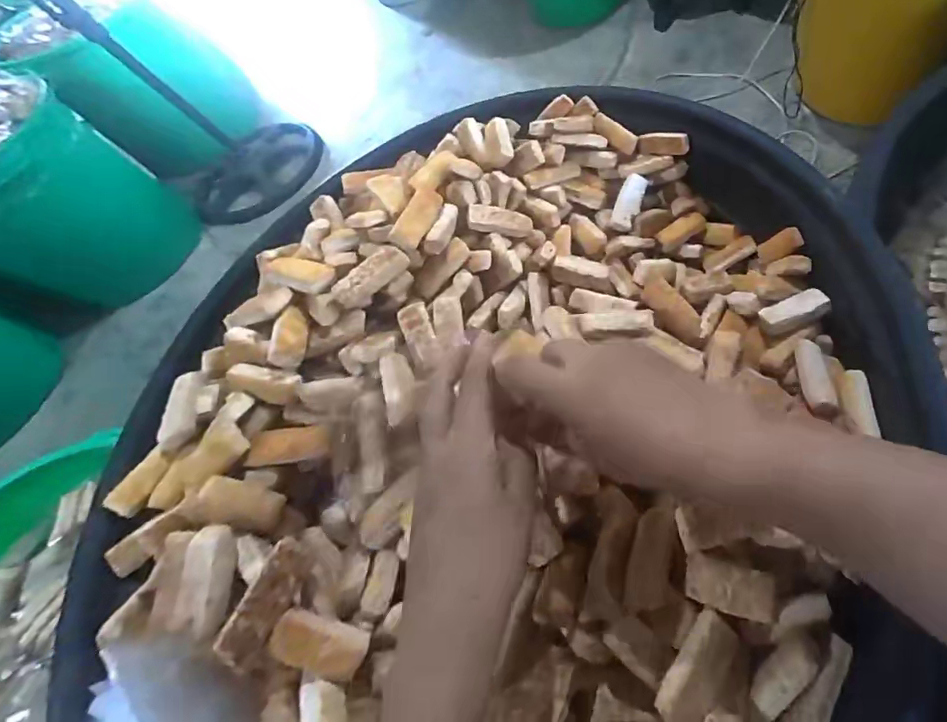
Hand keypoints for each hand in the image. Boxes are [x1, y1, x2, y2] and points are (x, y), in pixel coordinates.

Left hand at [408, 332, 537, 614]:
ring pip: (431, 417)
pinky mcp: (425, 494)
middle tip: (464, 339)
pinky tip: (465, 425)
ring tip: (461, 372)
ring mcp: (427, 474)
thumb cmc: (494, 554)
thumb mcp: (521, 500)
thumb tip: (511, 435)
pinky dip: (445, 417)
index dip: (481, 358)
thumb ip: (517, 458)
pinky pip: (434, 439)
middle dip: (450, 364)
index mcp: (466, 446)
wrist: (449, 614)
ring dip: (444, 388)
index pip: (473, 389)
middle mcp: (439, 452)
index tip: (490, 332)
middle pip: (438, 396)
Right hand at [494, 340, 787, 501]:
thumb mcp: (593, 454)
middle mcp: (585, 355)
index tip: (511, 404)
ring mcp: (616, 346)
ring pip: (580, 350)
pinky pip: (608, 352)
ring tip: (592, 405)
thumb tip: (538, 422)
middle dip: (543, 373)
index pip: (515, 367)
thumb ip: (558, 432)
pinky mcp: (642, 346)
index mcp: (565, 386)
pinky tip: (625, 397)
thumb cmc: (647, 458)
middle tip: (555, 408)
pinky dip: (603, 370)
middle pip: (548, 350)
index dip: (505, 381)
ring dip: (574, 371)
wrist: (713, 439)